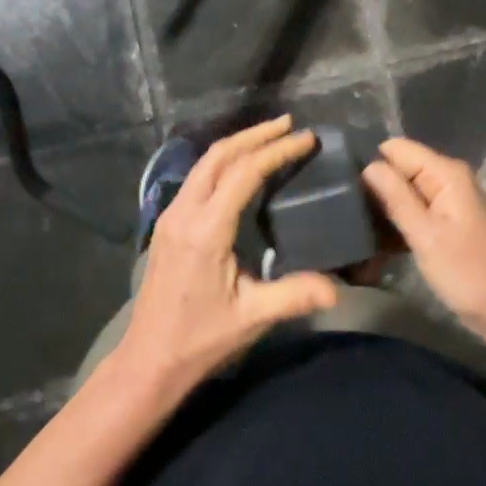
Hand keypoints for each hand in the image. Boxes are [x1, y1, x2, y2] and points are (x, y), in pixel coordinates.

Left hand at [113, 117, 339, 390]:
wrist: (148, 360)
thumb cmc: (200, 340)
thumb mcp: (251, 318)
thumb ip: (294, 295)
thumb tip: (337, 289)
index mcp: (205, 230)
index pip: (243, 173)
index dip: (277, 151)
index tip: (306, 138)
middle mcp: (183, 213)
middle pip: (218, 156)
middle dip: (255, 135)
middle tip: (289, 124)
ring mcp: (170, 217)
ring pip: (204, 164)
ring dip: (238, 145)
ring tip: (270, 137)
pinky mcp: (167, 225)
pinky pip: (197, 179)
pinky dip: (223, 163)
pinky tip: (242, 168)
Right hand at [362, 138, 485, 340]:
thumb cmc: (465, 272)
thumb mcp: (425, 235)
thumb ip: (396, 197)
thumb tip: (368, 166)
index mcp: (446, 173)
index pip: (397, 148)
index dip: (373, 164)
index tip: (346, 189)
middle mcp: (447, 178)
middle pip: (400, 168)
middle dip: (375, 187)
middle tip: (348, 214)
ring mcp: (446, 200)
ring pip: (403, 191)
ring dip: (383, 208)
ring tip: (357, 227)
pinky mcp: (444, 220)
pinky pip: (412, 209)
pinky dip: (396, 222)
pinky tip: (377, 241)